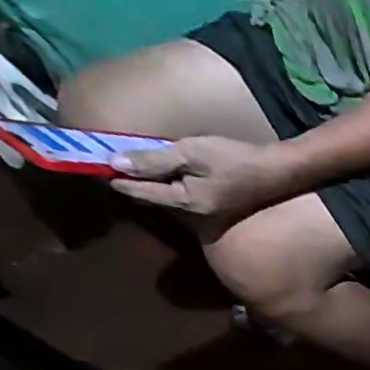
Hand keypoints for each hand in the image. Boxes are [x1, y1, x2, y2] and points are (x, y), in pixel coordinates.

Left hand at [109, 136, 292, 218]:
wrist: (276, 172)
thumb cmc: (234, 159)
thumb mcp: (190, 152)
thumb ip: (153, 159)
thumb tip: (116, 163)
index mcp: (185, 202)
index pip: (140, 192)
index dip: (116, 179)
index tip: (94, 167)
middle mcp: (194, 215)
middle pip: (154, 200)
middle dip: (134, 186)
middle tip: (111, 167)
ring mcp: (208, 217)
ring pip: (169, 202)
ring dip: (152, 188)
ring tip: (135, 172)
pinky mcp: (217, 211)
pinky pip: (184, 201)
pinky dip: (170, 190)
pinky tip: (166, 180)